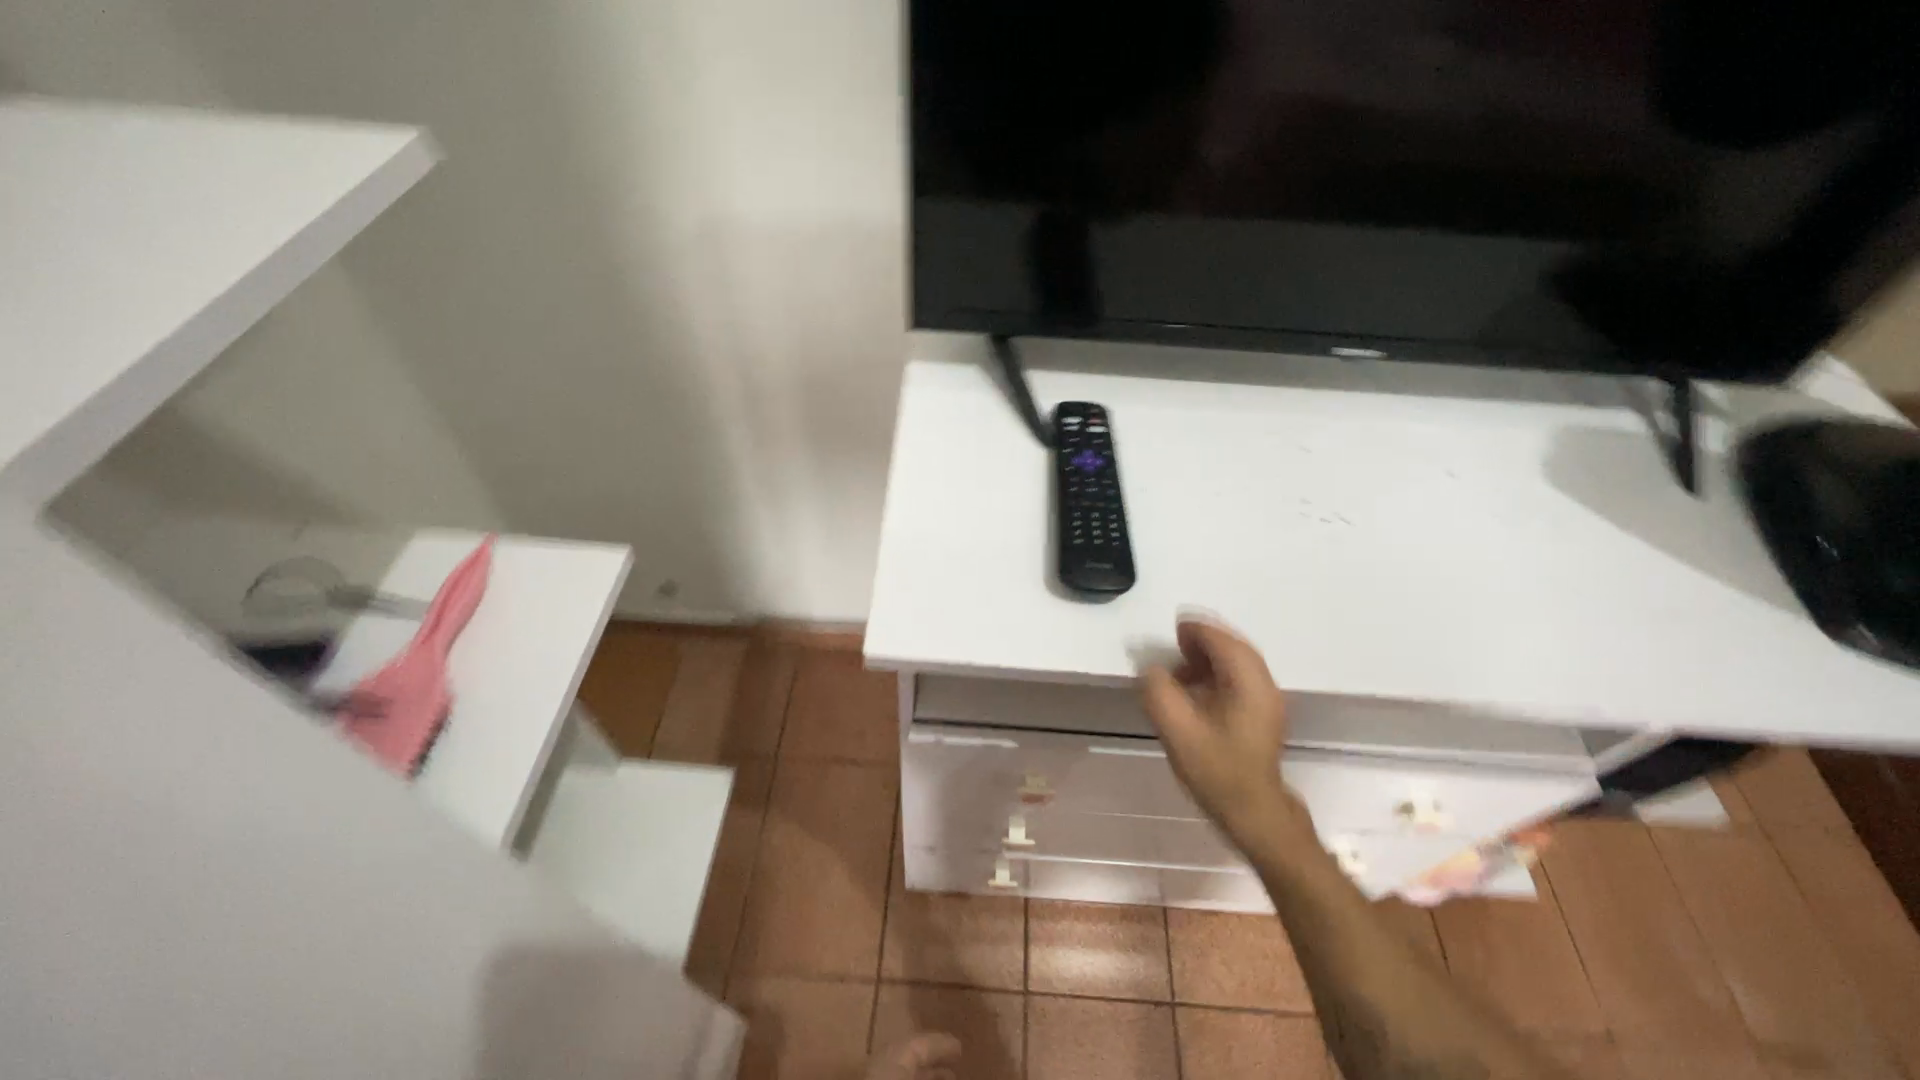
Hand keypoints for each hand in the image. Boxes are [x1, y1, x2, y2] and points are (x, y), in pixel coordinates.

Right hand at [1141, 619, 1303, 841]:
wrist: (1254, 812)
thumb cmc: (1217, 772)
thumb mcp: (1178, 733)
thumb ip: (1160, 694)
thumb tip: (1151, 669)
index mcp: (1249, 684)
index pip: (1224, 642)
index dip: (1197, 631)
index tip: (1173, 629)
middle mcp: (1265, 686)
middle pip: (1236, 648)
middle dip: (1204, 641)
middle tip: (1174, 643)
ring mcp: (1268, 702)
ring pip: (1240, 663)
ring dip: (1211, 657)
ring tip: (1180, 668)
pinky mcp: (1263, 716)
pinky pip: (1242, 679)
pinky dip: (1219, 673)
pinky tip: (1197, 690)